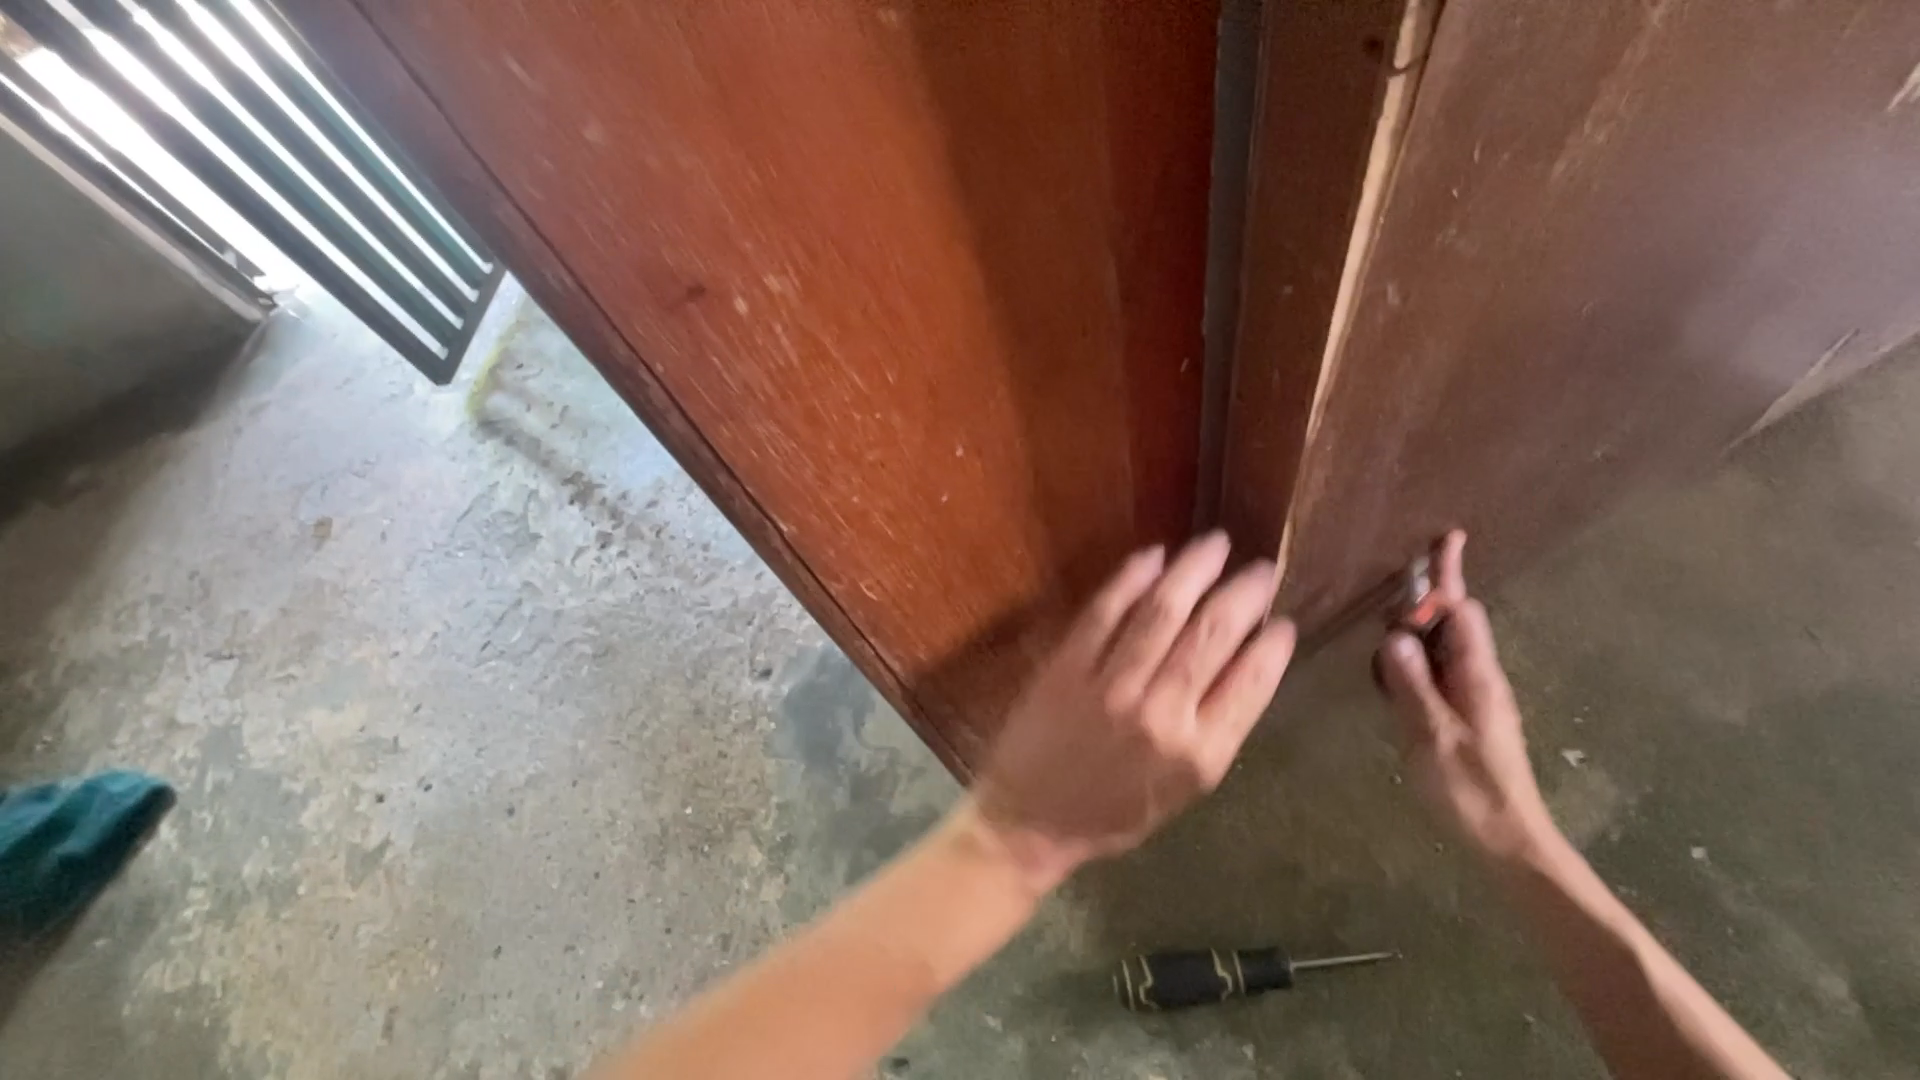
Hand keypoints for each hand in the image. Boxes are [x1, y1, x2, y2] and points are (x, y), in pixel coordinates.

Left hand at [964, 532, 1297, 890]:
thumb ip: (1217, 731)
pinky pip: (1105, 613)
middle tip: (1260, 568)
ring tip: (1214, 544)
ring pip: (1163, 613)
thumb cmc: (1114, 813)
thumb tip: (1249, 664)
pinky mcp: (1067, 668)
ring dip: (1193, 571)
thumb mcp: (1183, 791)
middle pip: (1212, 636)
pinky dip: (1131, 579)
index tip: (1282, 619)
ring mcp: (1111, 687)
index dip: (1272, 645)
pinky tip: (1154, 556)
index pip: (1251, 682)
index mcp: (1199, 754)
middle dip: (1243, 594)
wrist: (1031, 822)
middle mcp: (1161, 715)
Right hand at [1374, 531, 1557, 863]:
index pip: (1462, 612)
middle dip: (1431, 592)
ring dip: (1418, 625)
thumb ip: (1411, 685)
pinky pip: (1435, 672)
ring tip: (1388, 613)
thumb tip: (1394, 636)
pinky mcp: (1461, 716)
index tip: (1434, 546)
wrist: (1508, 840)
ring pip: (1443, 647)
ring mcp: (1471, 698)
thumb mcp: (1432, 735)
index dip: (1443, 582)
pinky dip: (1414, 656)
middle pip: (1454, 622)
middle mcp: (1478, 679)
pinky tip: (1392, 663)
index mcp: (1477, 677)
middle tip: (1405, 569)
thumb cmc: (1471, 789)